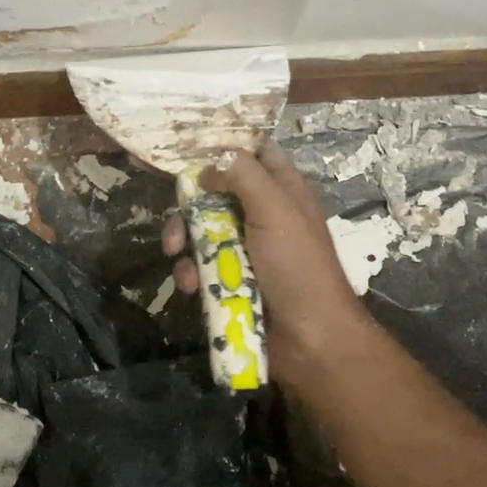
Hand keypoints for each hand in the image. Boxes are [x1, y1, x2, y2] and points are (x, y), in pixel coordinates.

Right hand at [162, 143, 369, 383]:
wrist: (311, 343)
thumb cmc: (299, 267)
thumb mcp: (275, 209)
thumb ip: (242, 174)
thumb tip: (208, 164)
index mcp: (283, 189)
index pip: (253, 151)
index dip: (223, 145)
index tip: (186, 143)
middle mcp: (264, 213)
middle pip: (216, 190)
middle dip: (190, 201)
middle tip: (175, 212)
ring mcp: (247, 248)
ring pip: (202, 228)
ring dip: (184, 239)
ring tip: (175, 253)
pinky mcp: (232, 279)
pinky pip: (201, 264)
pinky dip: (192, 271)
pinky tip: (191, 284)